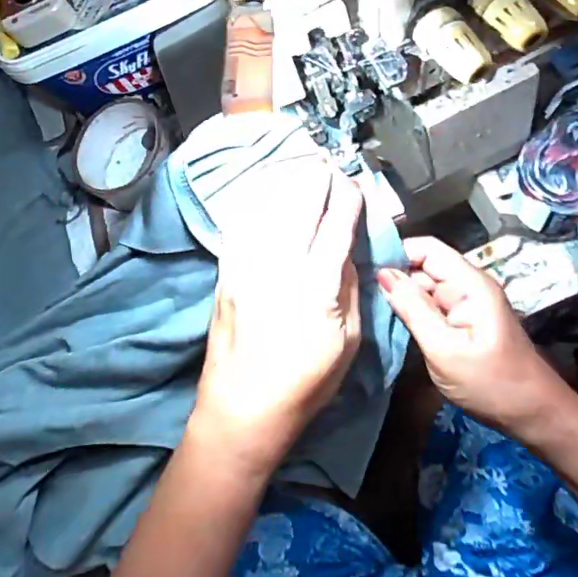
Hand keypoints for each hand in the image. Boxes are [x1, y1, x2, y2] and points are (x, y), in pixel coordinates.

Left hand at [189, 160, 363, 476]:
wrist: (239, 410)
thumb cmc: (302, 385)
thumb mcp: (347, 344)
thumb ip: (348, 290)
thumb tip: (344, 251)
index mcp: (314, 294)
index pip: (333, 231)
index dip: (345, 202)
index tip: (352, 185)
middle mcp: (276, 274)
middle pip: (296, 210)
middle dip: (314, 180)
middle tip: (329, 166)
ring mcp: (244, 270)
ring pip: (265, 209)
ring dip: (284, 181)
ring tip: (302, 166)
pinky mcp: (225, 273)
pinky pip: (239, 223)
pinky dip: (254, 197)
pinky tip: (266, 186)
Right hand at [376, 237, 577, 443]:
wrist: (533, 414)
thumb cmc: (491, 384)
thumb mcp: (444, 349)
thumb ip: (413, 309)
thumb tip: (382, 273)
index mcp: (469, 283)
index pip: (426, 248)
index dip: (395, 252)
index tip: (364, 268)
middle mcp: (467, 285)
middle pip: (423, 266)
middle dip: (393, 276)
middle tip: (358, 293)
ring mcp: (466, 303)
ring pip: (424, 287)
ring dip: (401, 295)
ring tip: (368, 306)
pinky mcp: (463, 320)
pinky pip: (432, 305)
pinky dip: (413, 311)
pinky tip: (391, 320)